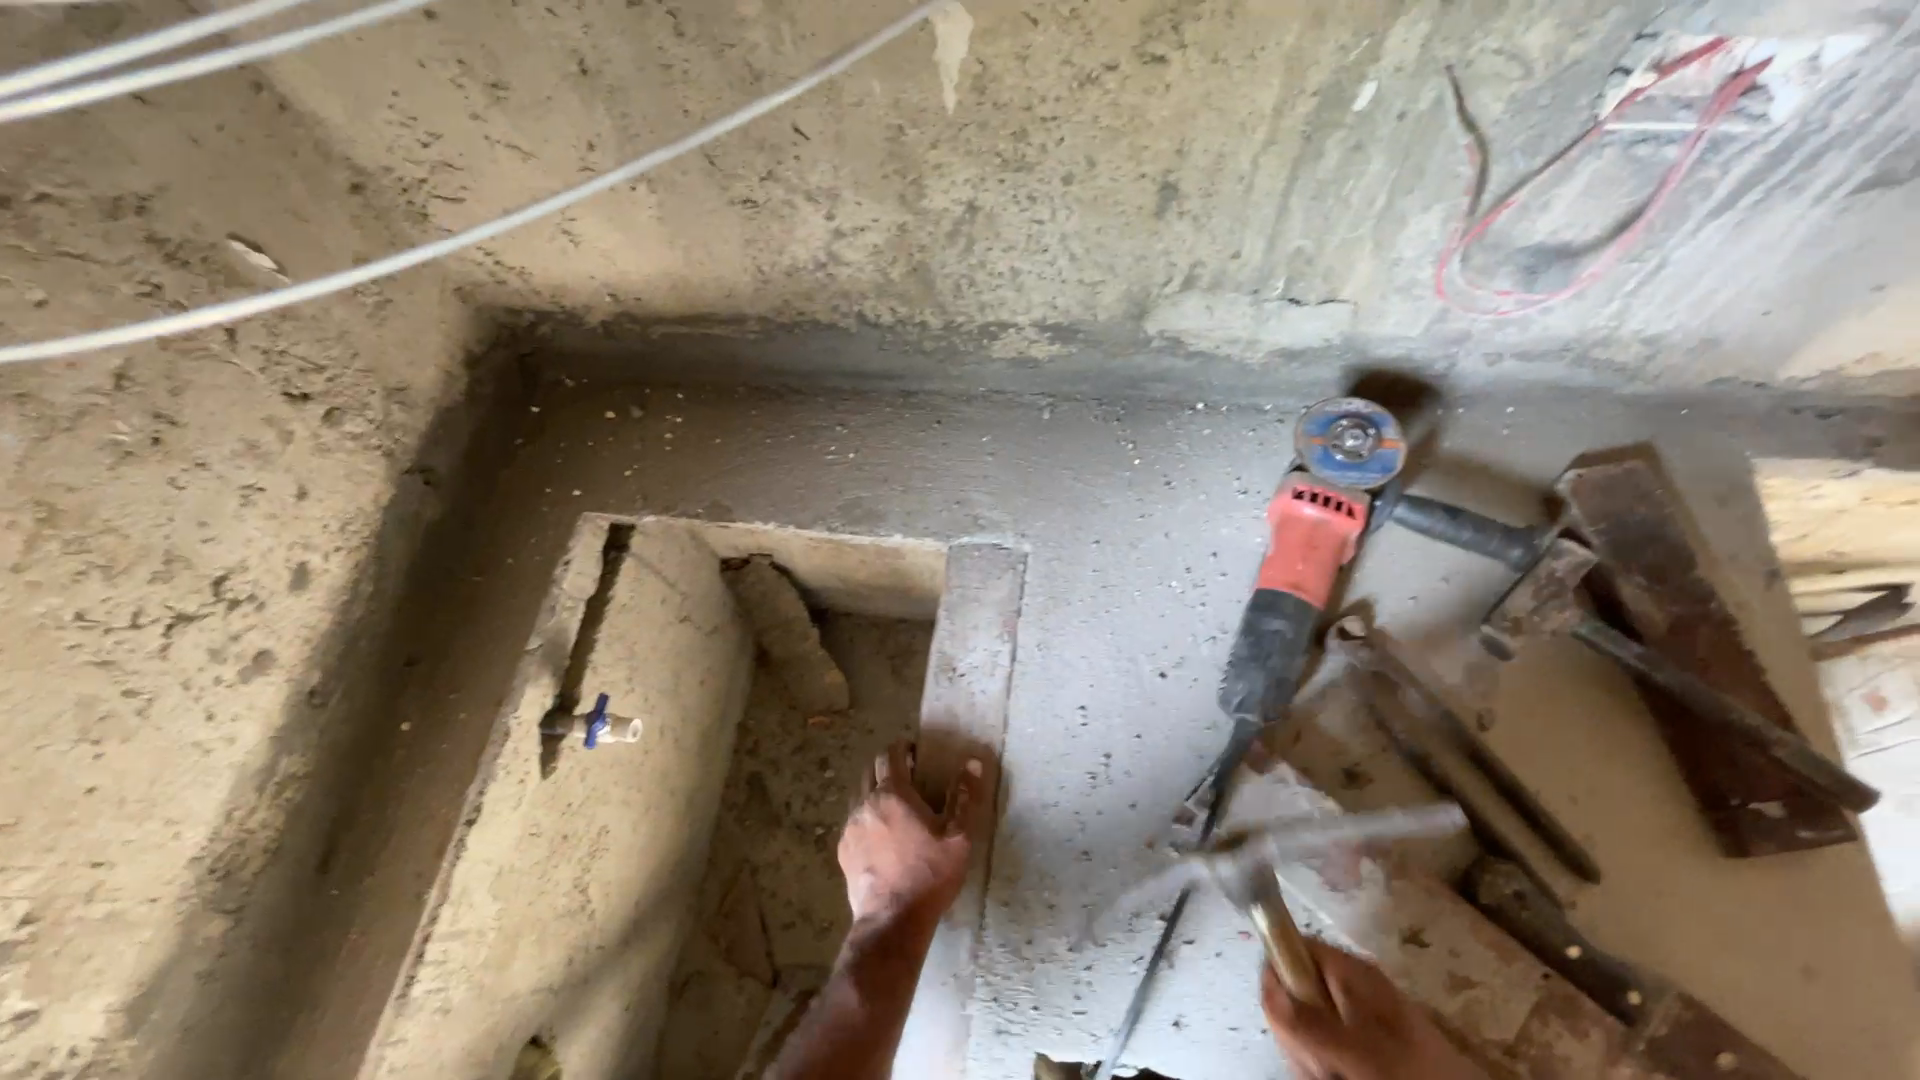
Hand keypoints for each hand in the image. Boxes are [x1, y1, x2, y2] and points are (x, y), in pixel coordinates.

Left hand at [838, 740, 984, 926]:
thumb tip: (972, 763)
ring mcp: (850, 827)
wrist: (892, 920)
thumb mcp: (958, 837)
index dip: (902, 748)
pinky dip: (866, 816)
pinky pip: (853, 821)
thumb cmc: (929, 875)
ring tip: (894, 804)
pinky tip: (880, 835)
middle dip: (887, 766)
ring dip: (874, 790)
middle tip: (908, 774)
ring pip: (858, 795)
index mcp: (893, 794)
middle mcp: (865, 804)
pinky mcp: (844, 850)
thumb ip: (964, 797)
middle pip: (869, 771)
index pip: (890, 755)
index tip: (915, 750)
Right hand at [1262, 942, 1485, 1079]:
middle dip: (1294, 1031)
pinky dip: (1320, 1068)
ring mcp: (1352, 1016)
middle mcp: (1348, 986)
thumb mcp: (1364, 1052)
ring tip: (1334, 1076)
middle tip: (1320, 1065)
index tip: (1285, 1015)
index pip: (1292, 947)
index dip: (1278, 975)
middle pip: (1290, 991)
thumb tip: (1265, 979)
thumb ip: (1313, 1019)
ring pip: (1300, 1025)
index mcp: (1352, 972)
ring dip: (1306, 1056)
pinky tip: (1337, 1078)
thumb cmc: (1416, 1076)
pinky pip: (1317, 1047)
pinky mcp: (1356, 1042)